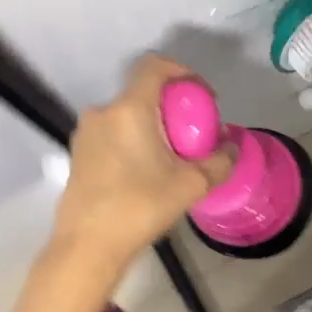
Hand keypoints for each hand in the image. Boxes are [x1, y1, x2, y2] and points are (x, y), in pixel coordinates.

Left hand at [50, 54, 234, 261]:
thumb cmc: (140, 207)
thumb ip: (219, 162)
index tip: (203, 97)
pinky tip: (148, 174)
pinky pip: (114, 135)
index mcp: (130, 110)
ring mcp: (87, 133)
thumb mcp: (191, 186)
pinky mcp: (79, 154)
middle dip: (173, 109)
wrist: (88, 245)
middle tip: (194, 137)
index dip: (183, 72)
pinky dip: (135, 142)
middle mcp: (103, 112)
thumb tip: (232, 147)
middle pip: (143, 94)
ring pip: (128, 117)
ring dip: (154, 128)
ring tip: (173, 160)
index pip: (154, 66)